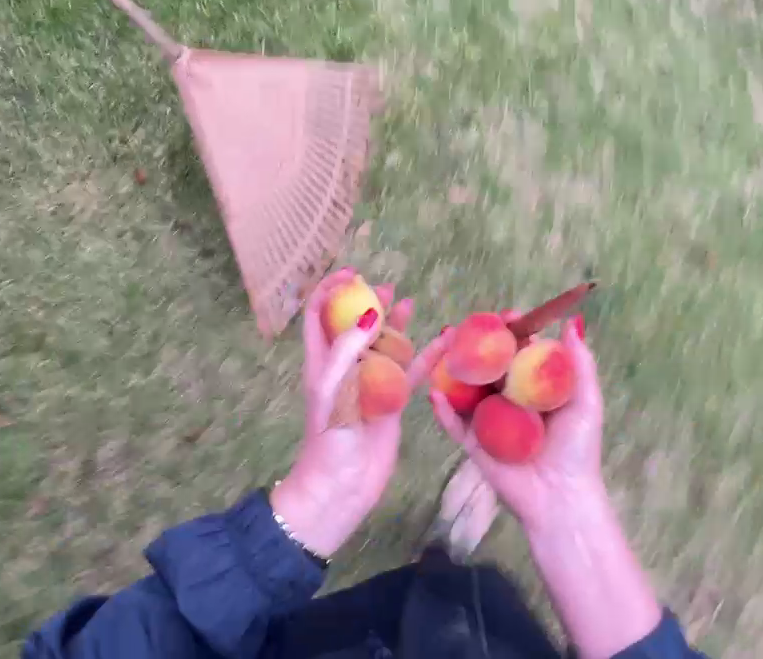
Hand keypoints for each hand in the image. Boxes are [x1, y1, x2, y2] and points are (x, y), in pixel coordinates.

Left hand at [270, 267, 446, 558]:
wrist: (343, 489)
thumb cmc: (330, 439)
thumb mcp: (333, 390)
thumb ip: (347, 350)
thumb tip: (369, 314)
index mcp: (322, 361)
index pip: (319, 315)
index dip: (330, 290)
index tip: (350, 273)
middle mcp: (345, 368)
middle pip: (355, 325)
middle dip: (368, 302)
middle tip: (386, 287)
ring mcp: (370, 384)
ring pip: (384, 345)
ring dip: (395, 324)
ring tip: (408, 302)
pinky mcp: (393, 402)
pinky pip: (412, 372)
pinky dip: (427, 355)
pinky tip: (443, 340)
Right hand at [428, 313, 606, 532]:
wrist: (562, 497)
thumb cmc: (578, 449)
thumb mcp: (585, 402)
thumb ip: (579, 363)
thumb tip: (573, 321)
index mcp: (533, 388)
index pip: (517, 352)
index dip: (511, 332)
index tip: (507, 317)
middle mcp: (507, 399)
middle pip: (486, 365)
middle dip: (473, 344)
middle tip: (463, 327)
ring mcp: (487, 420)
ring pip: (465, 388)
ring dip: (451, 367)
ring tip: (441, 347)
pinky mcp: (473, 443)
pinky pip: (454, 423)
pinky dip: (442, 408)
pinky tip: (434, 392)